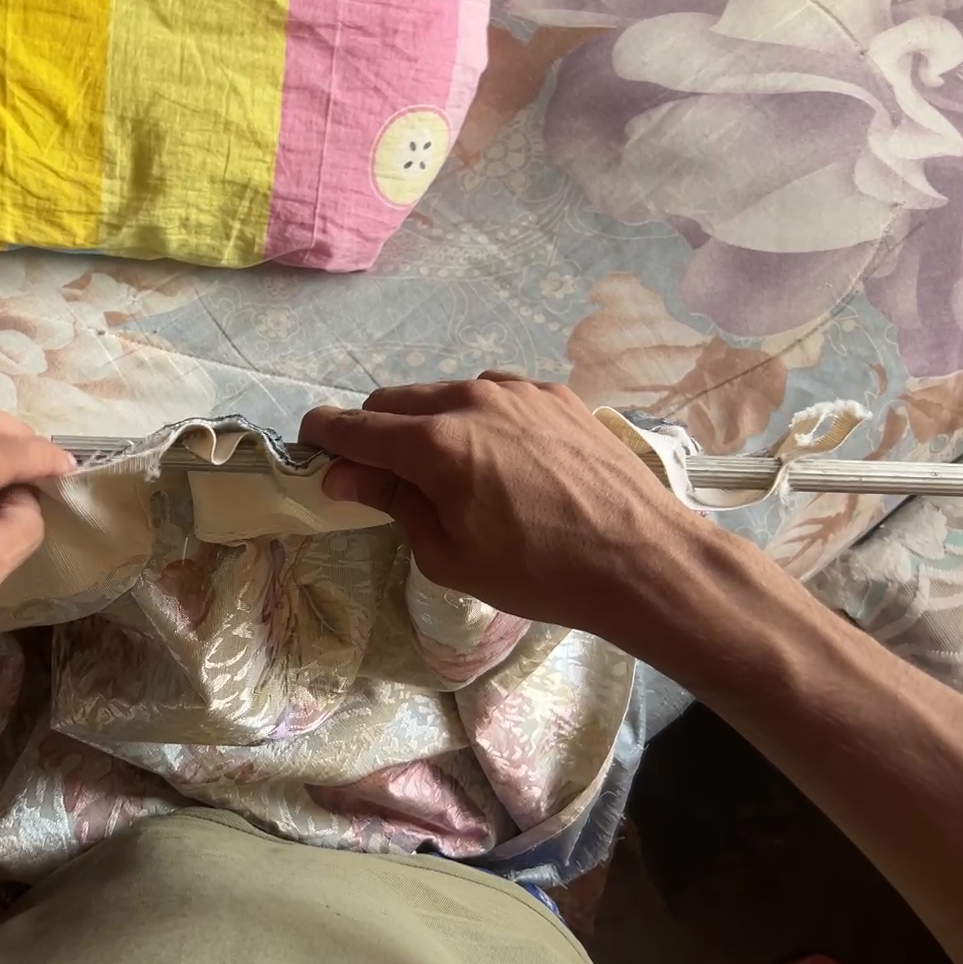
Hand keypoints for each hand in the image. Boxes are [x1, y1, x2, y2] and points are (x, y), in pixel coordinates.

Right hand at [300, 372, 719, 640]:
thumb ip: (389, 500)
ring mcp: (516, 391)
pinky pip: (488, 393)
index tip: (311, 448)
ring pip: (438, 393)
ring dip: (421, 422)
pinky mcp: (553, 394)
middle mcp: (468, 400)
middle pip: (388, 401)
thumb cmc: (537, 572)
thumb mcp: (445, 552)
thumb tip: (341, 476)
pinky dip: (470, 415)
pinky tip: (495, 452)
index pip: (352, 426)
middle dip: (371, 432)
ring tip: (445, 466)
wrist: (650, 563)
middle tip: (379, 473)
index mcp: (434, 443)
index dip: (321, 435)